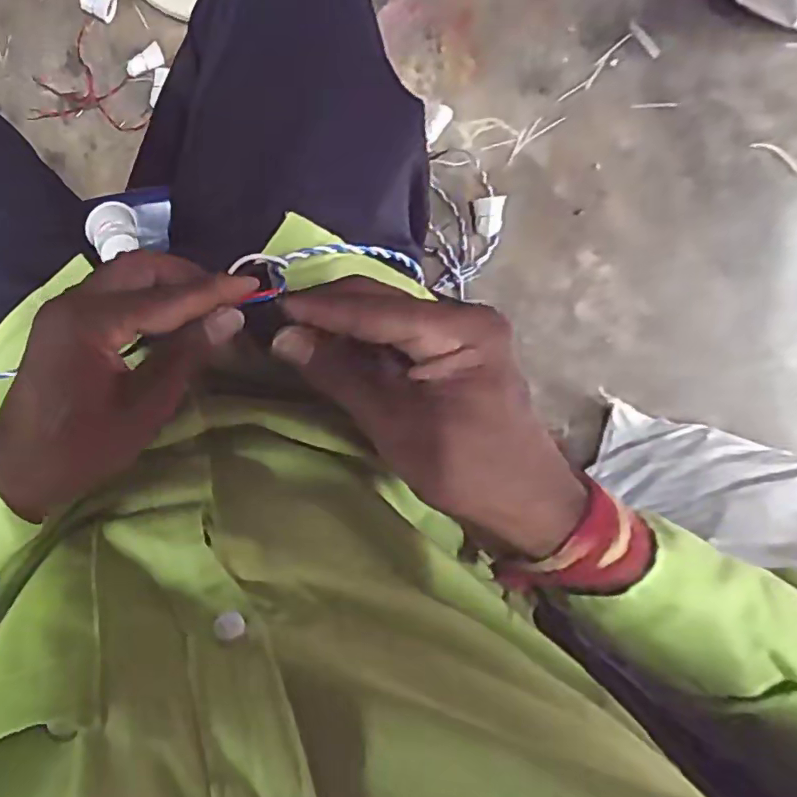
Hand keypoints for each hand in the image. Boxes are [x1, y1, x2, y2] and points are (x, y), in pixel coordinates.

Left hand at [0, 251, 254, 522]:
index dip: (210, 291)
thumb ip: (184, 356)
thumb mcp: (142, 408)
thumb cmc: (80, 449)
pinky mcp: (60, 322)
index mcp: (88, 321)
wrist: (18, 469)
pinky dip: (140, 297)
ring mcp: (61, 309)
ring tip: (203, 304)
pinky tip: (166, 316)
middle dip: (185, 275)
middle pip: (138, 268)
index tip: (251, 285)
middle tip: (225, 296)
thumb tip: (227, 317)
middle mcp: (71, 302)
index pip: (162, 297)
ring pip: (121, 276)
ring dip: (162, 283)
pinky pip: (107, 294)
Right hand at [269, 277, 586, 557]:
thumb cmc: (463, 469)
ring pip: (381, 307)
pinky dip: (355, 332)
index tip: (272, 308)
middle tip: (275, 320)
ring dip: (336, 318)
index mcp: (460, 330)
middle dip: (324, 307)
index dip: (319, 308)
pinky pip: (390, 325)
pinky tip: (327, 341)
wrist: (524, 500)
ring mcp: (457, 325)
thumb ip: (338, 374)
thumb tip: (283, 337)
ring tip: (292, 330)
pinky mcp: (447, 341)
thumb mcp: (392, 424)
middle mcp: (462, 313)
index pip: (374, 309)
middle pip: (377, 297)